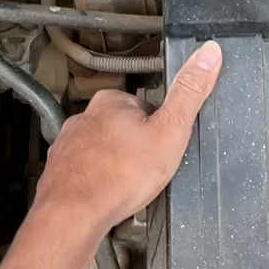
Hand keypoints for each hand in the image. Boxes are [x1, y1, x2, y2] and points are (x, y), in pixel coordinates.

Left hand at [32, 41, 223, 233]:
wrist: (75, 214)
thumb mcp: (171, 131)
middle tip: (147, 168)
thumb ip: (190, 92)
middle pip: (122, 127)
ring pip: (102, 149)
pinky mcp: (60, 170)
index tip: (163, 145)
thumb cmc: (119, 176)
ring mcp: (69, 144)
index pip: (145, 106)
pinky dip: (97, 180)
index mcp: (112, 102)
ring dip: (115, 163)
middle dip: (135, 145)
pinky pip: (86, 171)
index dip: (159, 128)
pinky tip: (108, 194)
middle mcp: (85, 117)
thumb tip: (209, 54)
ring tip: (128, 183)